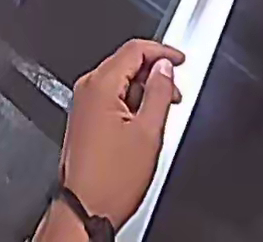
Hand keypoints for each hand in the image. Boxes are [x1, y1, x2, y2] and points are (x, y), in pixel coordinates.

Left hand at [59, 39, 183, 228]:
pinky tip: (143, 123)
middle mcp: (88, 88)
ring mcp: (83, 103)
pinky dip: (130, 101)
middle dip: (154, 73)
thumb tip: (164, 67)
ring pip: (120, 80)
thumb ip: (159, 92)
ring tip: (162, 111)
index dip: (162, 51)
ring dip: (143, 89)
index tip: (179, 58)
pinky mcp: (84, 118)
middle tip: (175, 90)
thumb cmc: (110, 181)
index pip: (134, 49)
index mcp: (101, 84)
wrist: (83, 213)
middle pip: (126, 62)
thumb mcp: (148, 133)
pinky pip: (111, 96)